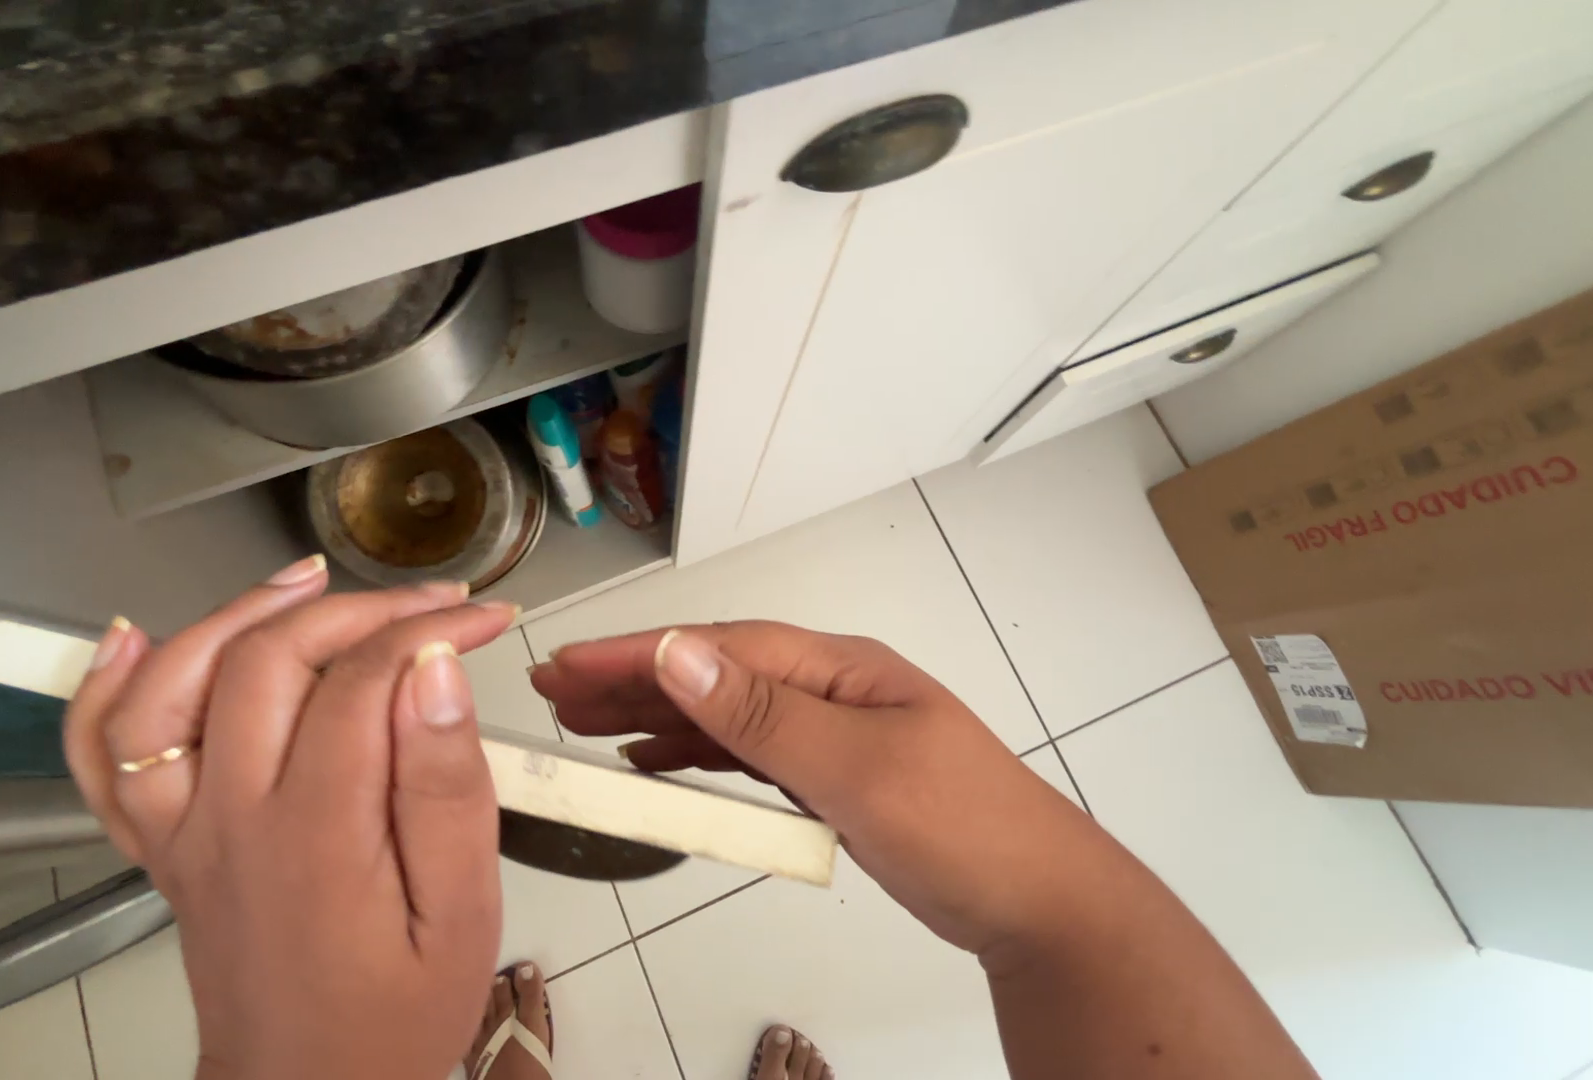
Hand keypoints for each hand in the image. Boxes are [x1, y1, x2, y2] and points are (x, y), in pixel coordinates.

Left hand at [63, 558, 516, 1079]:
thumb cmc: (404, 1005)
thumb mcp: (463, 905)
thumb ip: (446, 785)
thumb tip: (436, 671)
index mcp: (315, 832)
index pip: (363, 681)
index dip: (431, 629)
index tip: (488, 617)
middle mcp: (229, 817)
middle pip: (272, 661)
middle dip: (363, 608)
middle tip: (435, 600)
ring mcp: (180, 829)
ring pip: (176, 684)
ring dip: (242, 613)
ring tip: (312, 577)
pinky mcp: (160, 845)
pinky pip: (104, 756)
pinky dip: (109, 685)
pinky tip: (138, 638)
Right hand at [531, 621, 1095, 959]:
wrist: (1036, 902)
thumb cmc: (959, 826)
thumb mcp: (857, 768)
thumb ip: (764, 714)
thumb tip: (678, 652)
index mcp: (836, 667)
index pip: (720, 648)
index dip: (641, 653)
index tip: (569, 663)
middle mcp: (826, 687)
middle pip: (714, 673)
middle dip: (633, 678)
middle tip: (556, 691)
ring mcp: (826, 732)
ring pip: (723, 713)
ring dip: (654, 715)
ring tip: (586, 725)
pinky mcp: (826, 776)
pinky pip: (745, 755)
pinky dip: (695, 754)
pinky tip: (655, 761)